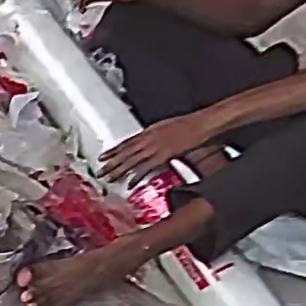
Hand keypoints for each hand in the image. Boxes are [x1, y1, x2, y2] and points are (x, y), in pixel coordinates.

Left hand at [100, 109, 227, 184]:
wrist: (206, 121)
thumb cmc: (192, 124)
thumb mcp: (169, 128)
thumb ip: (157, 136)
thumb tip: (150, 145)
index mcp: (150, 131)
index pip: (127, 142)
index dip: (114, 150)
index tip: (102, 157)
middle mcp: (150, 138)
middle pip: (125, 152)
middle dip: (111, 163)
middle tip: (99, 172)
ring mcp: (156, 146)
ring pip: (132, 160)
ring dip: (119, 171)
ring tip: (108, 179)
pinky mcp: (164, 154)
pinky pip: (147, 168)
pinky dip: (137, 176)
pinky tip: (129, 184)